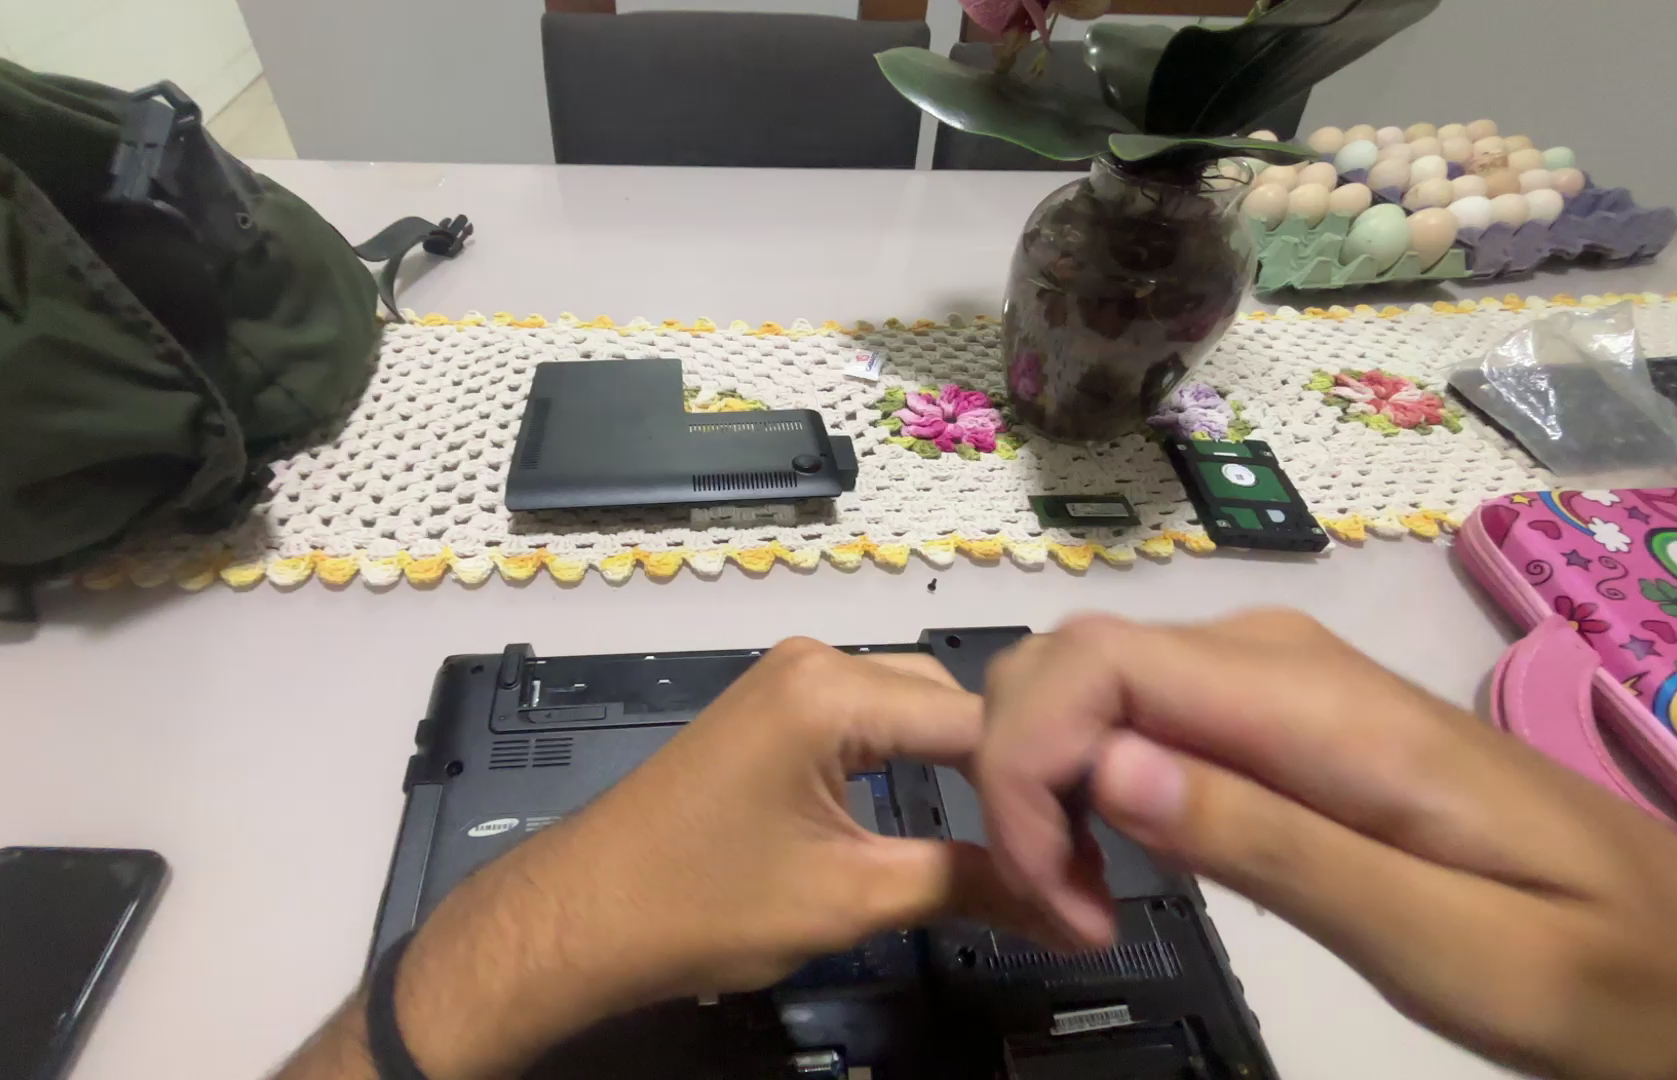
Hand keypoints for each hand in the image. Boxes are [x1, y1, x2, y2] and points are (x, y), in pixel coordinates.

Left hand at [297, 640, 1028, 1079]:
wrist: (589, 908)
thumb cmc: (707, 902)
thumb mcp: (850, 898)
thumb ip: (971, 887)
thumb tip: (1077, 913)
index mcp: (833, 690)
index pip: (974, 720)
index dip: (1038, 787)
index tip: (1087, 849)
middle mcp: (817, 659)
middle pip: (943, 699)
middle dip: (1000, 768)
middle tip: (1057, 844)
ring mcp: (791, 674)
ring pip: (907, 702)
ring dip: (955, 760)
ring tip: (1009, 830)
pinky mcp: (776, 700)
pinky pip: (866, 712)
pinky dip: (905, 753)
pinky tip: (935, 798)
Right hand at [976, 610, 1676, 1079]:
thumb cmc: (1599, 968)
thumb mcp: (1459, 951)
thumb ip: (1277, 849)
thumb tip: (1108, 768)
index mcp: (1304, 694)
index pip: (1095, 664)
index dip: (1025, 756)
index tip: (1044, 880)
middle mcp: (1251, 647)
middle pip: (1061, 661)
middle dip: (1016, 773)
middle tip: (1060, 899)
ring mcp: (1239, 664)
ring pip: (1067, 680)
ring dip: (1033, 776)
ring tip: (1079, 887)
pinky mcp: (1232, 697)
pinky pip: (1104, 707)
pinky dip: (1066, 774)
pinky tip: (1106, 845)